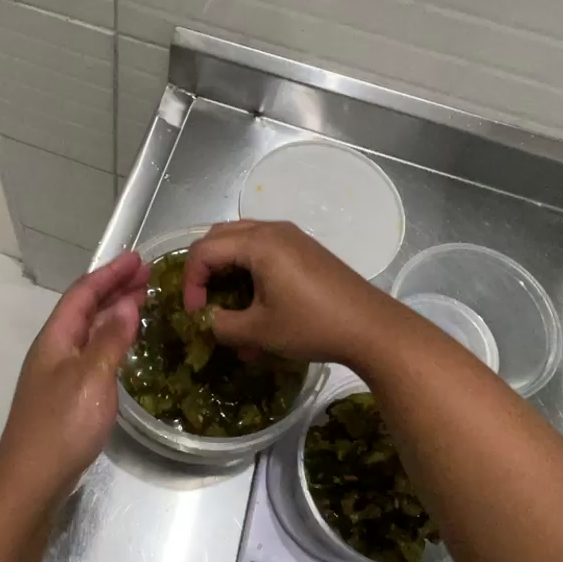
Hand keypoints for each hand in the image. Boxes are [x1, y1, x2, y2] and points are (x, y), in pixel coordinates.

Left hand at [0, 252, 146, 496]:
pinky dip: (112, 339)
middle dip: (115, 288)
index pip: (84, 293)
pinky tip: (126, 345)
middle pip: (85, 309)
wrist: (31, 479)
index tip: (140, 258)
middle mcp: (54, 350)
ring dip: (114, 312)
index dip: (111, 273)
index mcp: (56, 338)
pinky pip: (92, 351)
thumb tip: (127, 303)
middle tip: (149, 276)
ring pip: (89, 330)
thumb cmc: (62, 425)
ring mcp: (58, 373)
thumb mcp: (92, 377)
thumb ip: (111, 339)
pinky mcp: (66, 395)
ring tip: (143, 301)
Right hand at [181, 220, 401, 364]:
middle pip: (219, 239)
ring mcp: (291, 237)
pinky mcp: (304, 250)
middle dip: (204, 271)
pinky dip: (249, 272)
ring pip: (241, 243)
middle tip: (204, 303)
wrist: (372, 328)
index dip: (191, 283)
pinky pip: (263, 251)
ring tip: (228, 306)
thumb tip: (206, 322)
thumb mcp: (259, 332)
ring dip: (227, 271)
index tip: (195, 314)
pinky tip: (256, 305)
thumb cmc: (312, 326)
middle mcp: (272, 230)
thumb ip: (221, 325)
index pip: (203, 252)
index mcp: (258, 243)